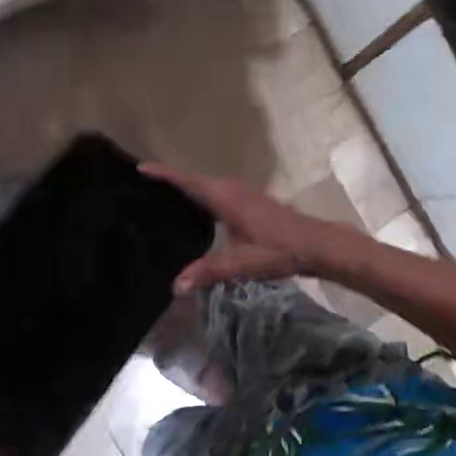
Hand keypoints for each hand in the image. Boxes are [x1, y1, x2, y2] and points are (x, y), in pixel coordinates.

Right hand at [140, 162, 369, 292]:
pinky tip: (192, 215)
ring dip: (185, 190)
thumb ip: (209, 271)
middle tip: (140, 190)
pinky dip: (200, 198)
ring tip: (159, 201)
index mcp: (226, 197)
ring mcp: (242, 193)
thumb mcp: (243, 263)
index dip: (164, 174)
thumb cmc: (280, 249)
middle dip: (169, 181)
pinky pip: (216, 194)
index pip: (188, 181)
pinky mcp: (248, 202)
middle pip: (194, 180)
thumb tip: (174, 286)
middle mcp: (231, 189)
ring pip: (206, 187)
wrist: (315, 244)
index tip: (139, 168)